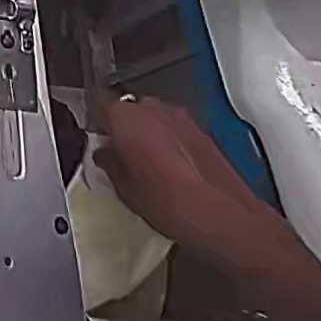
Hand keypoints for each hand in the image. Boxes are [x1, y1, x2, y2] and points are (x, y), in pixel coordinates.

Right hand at [94, 94, 290, 271]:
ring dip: (146, 130)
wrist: (223, 215)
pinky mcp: (199, 127)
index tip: (98, 137)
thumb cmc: (171, 204)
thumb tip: (105, 154)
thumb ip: (110, 164)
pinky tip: (171, 165)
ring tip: (147, 161)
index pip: (101, 104)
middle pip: (128, 107)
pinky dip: (168, 137)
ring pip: (152, 114)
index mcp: (127, 118)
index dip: (97, 121)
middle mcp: (152, 108)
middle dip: (123, 126)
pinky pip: (173, 124)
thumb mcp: (126, 191)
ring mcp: (178, 115)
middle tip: (120, 153)